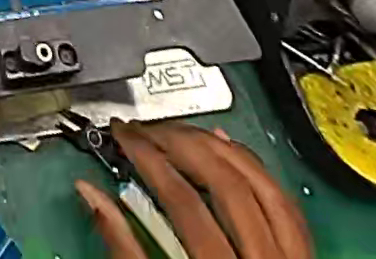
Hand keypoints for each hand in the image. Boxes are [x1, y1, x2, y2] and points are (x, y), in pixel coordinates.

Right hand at [77, 122, 314, 258]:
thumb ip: (123, 251)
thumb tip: (90, 192)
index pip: (185, 205)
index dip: (149, 160)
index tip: (122, 137)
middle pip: (225, 186)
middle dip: (178, 143)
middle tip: (144, 129)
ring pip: (261, 185)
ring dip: (215, 147)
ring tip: (176, 130)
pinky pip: (285, 203)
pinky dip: (252, 167)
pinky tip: (222, 146)